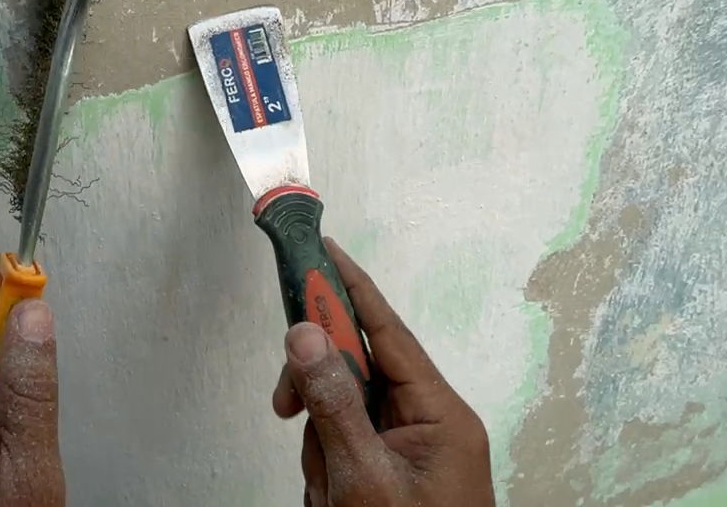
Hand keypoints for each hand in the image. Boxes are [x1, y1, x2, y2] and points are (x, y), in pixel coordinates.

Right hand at [272, 238, 494, 505]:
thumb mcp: (363, 477)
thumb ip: (331, 400)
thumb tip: (303, 330)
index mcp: (440, 412)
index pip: (388, 329)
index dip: (351, 284)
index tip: (322, 245)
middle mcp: (426, 418)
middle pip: (355, 366)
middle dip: (318, 391)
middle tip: (286, 409)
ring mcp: (407, 443)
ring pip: (339, 403)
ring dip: (320, 441)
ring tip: (329, 492)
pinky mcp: (388, 463)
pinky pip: (341, 434)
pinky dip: (325, 460)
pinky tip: (331, 496)